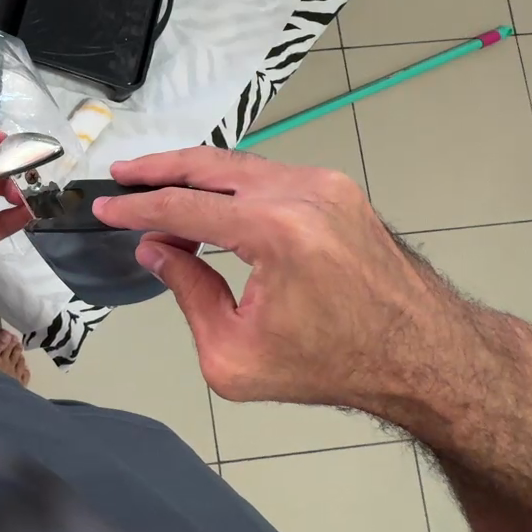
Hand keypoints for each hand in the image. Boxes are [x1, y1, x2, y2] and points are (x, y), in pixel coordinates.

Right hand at [91, 149, 531, 422]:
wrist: (428, 357)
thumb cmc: (331, 366)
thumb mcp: (235, 355)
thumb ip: (188, 293)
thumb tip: (156, 250)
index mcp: (274, 232)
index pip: (183, 207)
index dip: (136, 208)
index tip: (103, 209)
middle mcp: (299, 191)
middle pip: (207, 165)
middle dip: (156, 169)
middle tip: (120, 175)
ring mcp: (322, 182)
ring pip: (236, 164)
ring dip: (191, 174)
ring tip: (152, 184)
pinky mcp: (335, 186)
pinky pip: (264, 173)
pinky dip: (226, 183)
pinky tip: (206, 200)